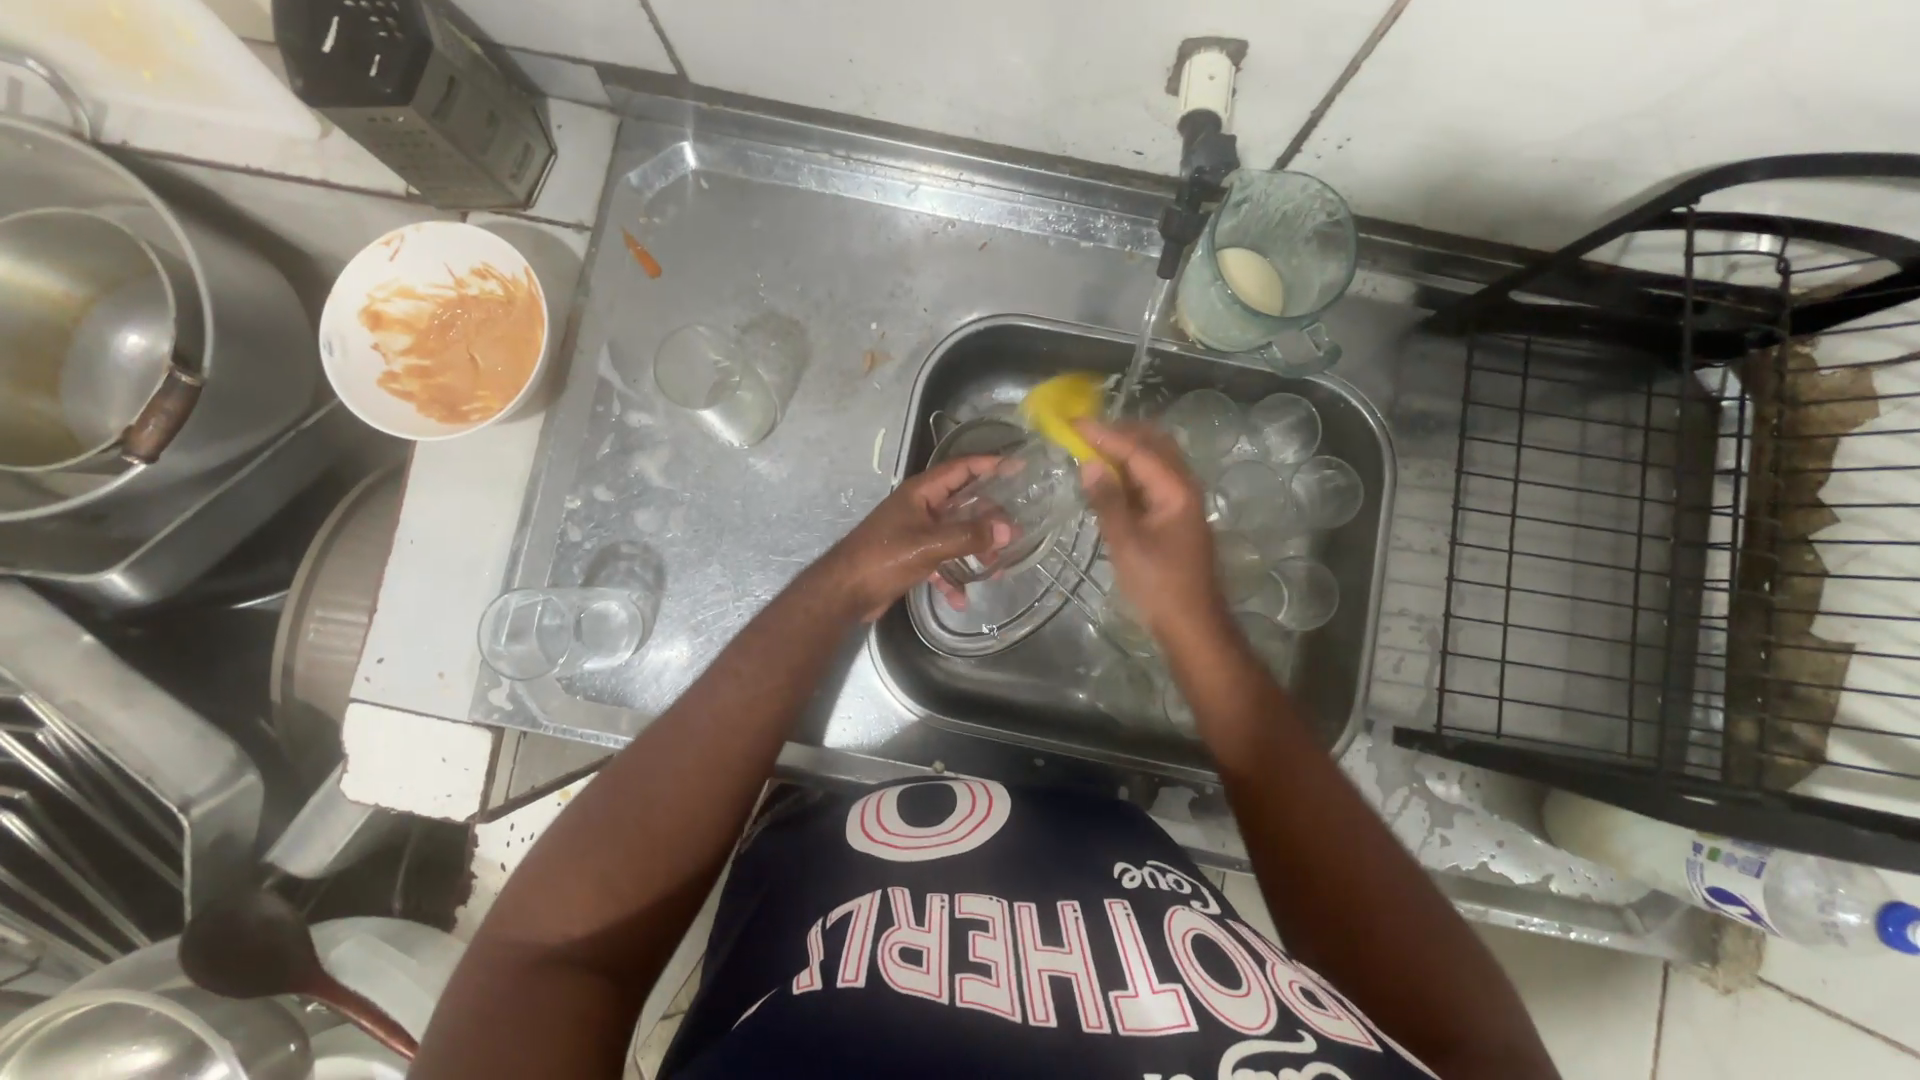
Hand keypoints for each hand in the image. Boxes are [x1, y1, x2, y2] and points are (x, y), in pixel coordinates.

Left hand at [817, 455, 1006, 620]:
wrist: (844, 592)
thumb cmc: (883, 559)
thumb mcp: (929, 545)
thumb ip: (969, 536)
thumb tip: (1007, 530)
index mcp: (921, 493)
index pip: (961, 468)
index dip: (989, 465)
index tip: (1018, 468)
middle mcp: (920, 508)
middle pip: (963, 504)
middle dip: (989, 519)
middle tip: (1016, 531)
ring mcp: (916, 533)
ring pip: (955, 535)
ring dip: (975, 550)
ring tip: (997, 567)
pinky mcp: (912, 557)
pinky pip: (941, 561)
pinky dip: (952, 576)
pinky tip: (961, 597)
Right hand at [1075, 419, 1227, 638]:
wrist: (1191, 624)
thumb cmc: (1158, 585)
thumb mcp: (1126, 543)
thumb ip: (1107, 500)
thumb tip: (1089, 463)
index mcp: (1176, 490)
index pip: (1137, 449)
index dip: (1104, 434)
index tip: (1072, 423)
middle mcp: (1184, 487)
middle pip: (1154, 445)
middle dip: (1119, 434)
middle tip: (1083, 434)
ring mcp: (1182, 502)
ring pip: (1155, 461)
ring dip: (1125, 451)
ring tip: (1090, 451)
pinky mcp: (1175, 517)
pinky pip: (1152, 481)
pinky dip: (1130, 472)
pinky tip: (1107, 479)